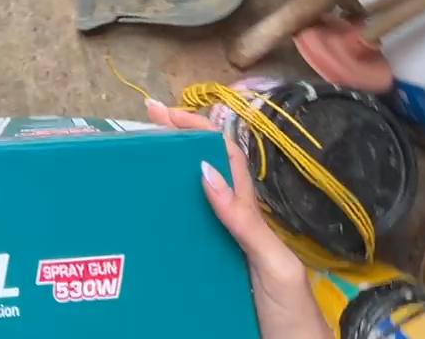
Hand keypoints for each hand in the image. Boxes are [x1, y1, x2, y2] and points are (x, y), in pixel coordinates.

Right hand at [146, 100, 331, 338]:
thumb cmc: (292, 314)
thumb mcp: (275, 265)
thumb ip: (246, 221)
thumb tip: (204, 169)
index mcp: (247, 214)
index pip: (222, 156)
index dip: (197, 128)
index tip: (164, 111)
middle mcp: (228, 223)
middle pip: (198, 169)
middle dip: (172, 140)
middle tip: (141, 121)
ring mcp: (214, 246)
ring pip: (185, 199)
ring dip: (161, 174)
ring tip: (132, 158)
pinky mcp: (201, 272)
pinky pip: (174, 236)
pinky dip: (157, 217)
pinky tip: (136, 216)